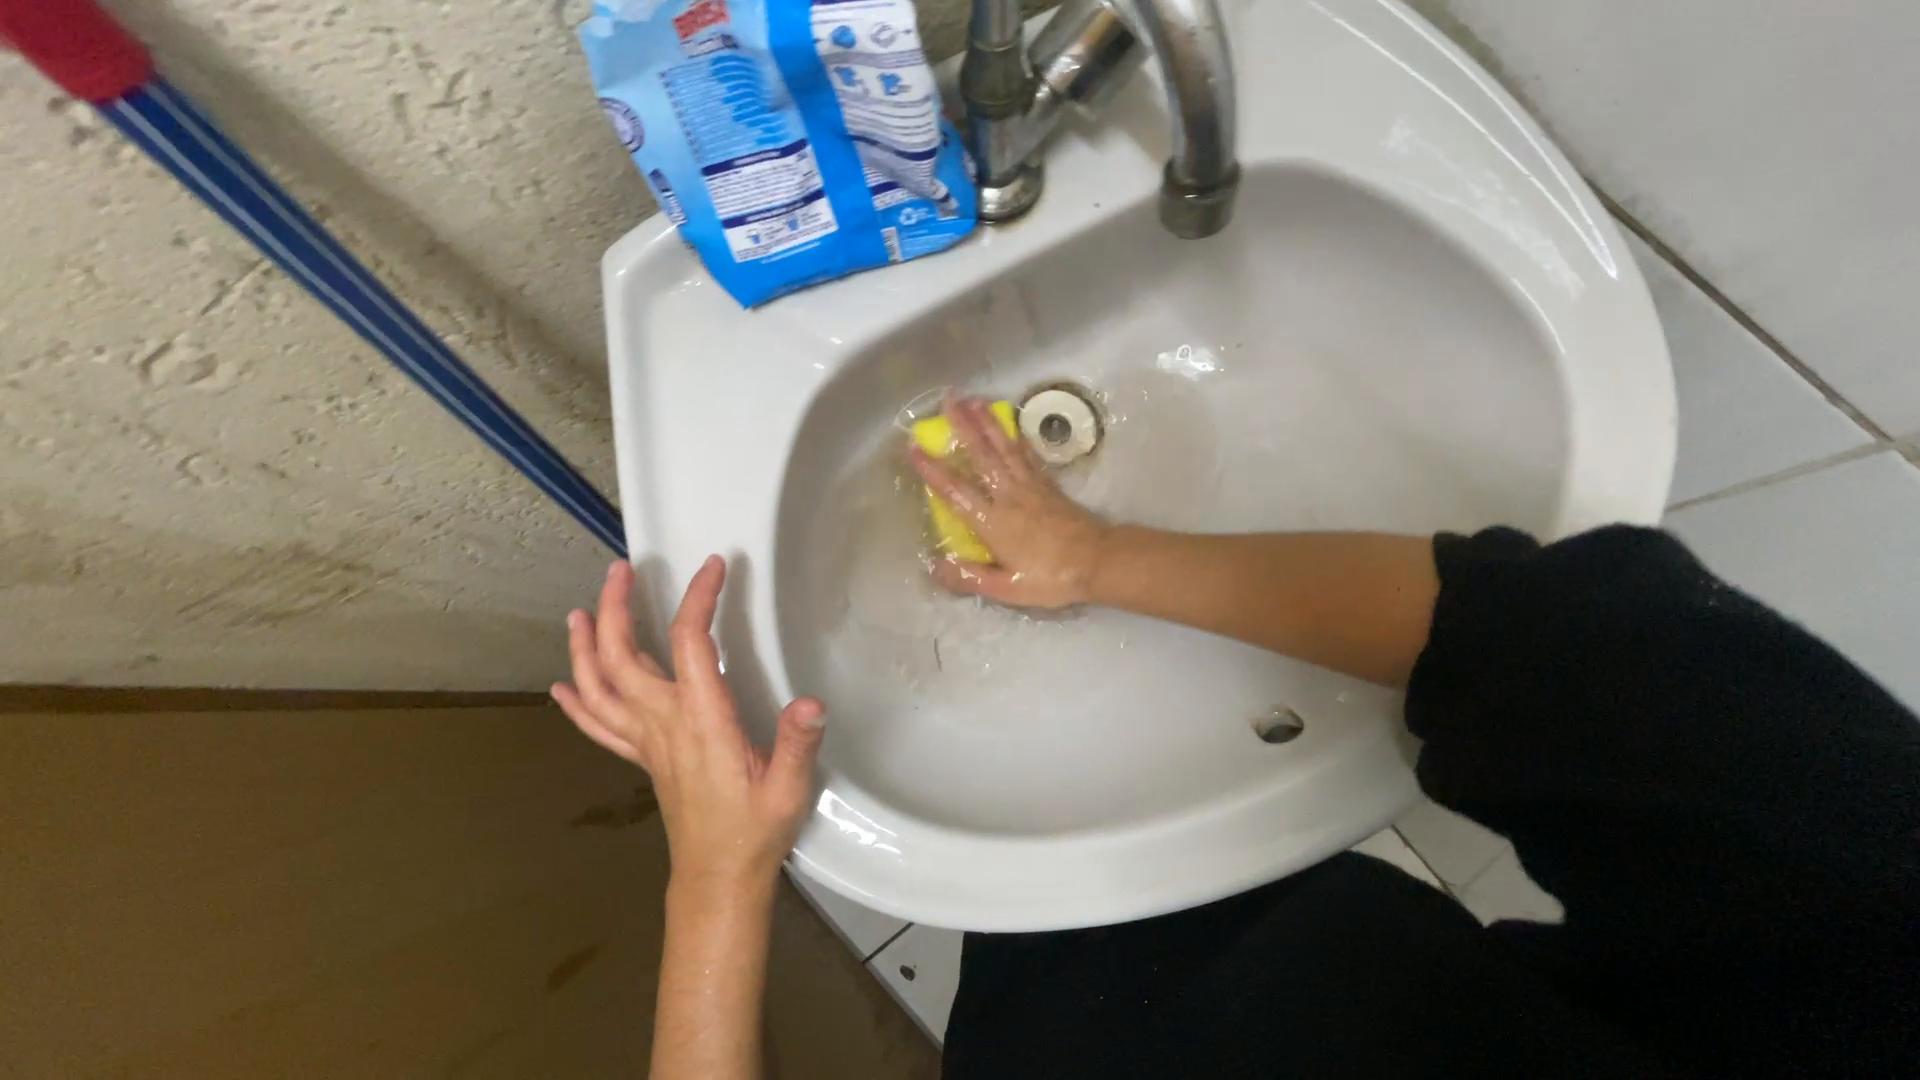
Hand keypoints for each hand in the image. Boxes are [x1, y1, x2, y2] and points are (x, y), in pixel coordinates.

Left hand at [552, 557, 825, 892]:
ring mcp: (646, 741)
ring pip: (600, 687)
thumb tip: (813, 701)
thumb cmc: (755, 830)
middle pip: (622, 656)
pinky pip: (599, 726)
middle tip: (621, 571)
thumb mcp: (789, 787)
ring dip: (586, 647)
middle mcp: (663, 723)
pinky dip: (577, 702)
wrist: (718, 878)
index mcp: (701, 720)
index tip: (714, 566)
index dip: (698, 599)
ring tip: (581, 612)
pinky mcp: (643, 758)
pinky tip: (561, 686)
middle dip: (616, 608)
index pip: (689, 644)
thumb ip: (797, 742)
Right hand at [908, 395, 1110, 608]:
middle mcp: (1009, 496)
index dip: (933, 469)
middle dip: (963, 426)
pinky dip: (1016, 438)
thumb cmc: (1050, 577)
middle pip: (982, 455)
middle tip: (948, 399)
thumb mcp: (1007, 589)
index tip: (914, 447)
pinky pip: (1027, 455)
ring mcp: (1030, 487)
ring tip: (974, 399)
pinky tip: (1010, 427)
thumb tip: (933, 567)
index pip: (956, 491)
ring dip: (988, 422)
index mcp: (993, 521)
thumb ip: (970, 578)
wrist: (1098, 561)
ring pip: (1004, 448)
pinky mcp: (1048, 485)